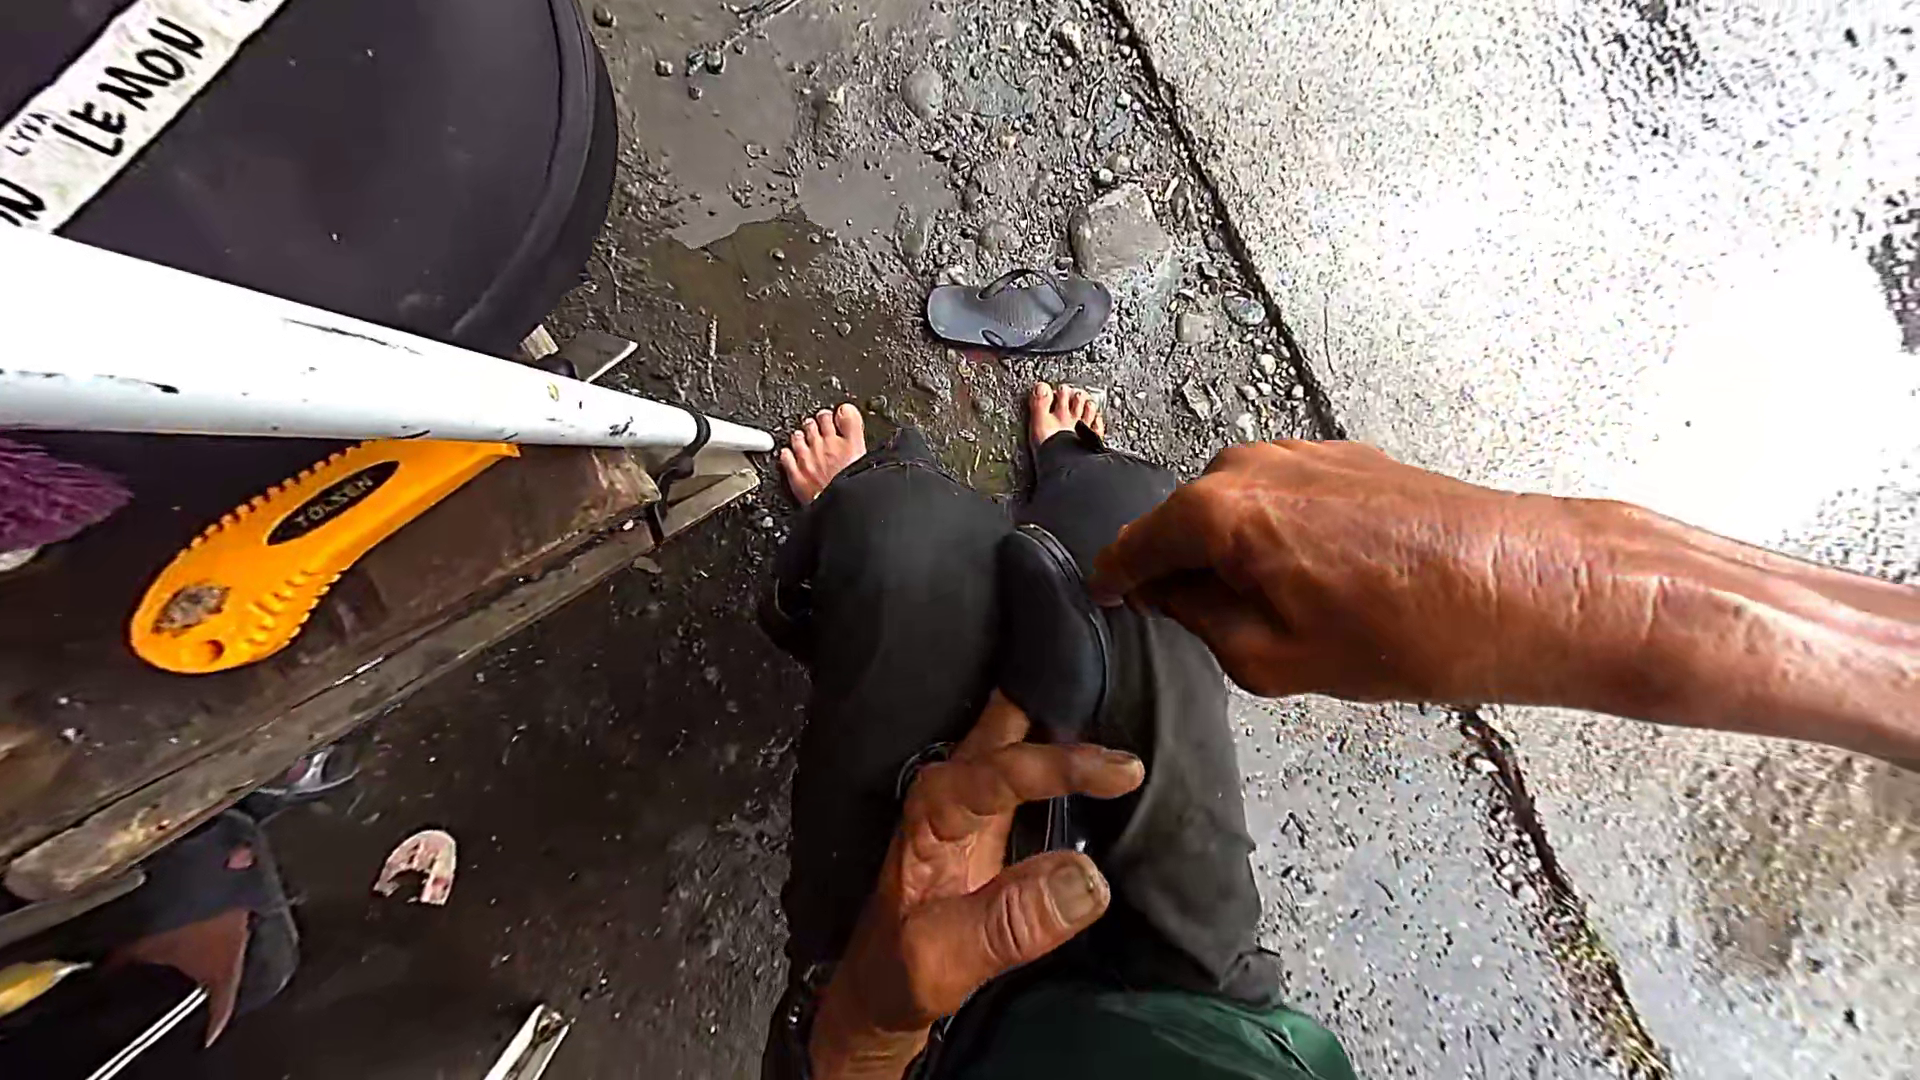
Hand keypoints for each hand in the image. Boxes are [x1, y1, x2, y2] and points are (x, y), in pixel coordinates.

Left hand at [810, 693, 1144, 1078]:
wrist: (880, 982)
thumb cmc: (897, 970)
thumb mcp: (942, 960)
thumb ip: (1010, 922)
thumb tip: (1088, 880)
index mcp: (933, 808)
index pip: (1002, 770)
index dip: (1062, 765)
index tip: (1122, 771)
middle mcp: (951, 786)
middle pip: (1005, 719)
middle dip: (1053, 694)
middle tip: (1116, 683)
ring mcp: (972, 794)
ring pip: (1016, 728)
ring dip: (1061, 714)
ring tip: (1119, 701)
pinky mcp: (990, 811)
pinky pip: (1029, 761)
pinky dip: (1062, 744)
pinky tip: (1094, 749)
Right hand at [1087, 440, 1613, 705]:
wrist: (1542, 587)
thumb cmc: (1414, 629)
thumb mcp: (1272, 657)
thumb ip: (1196, 619)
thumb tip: (1168, 597)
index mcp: (1218, 513)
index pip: (1134, 546)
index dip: (1114, 578)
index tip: (1107, 594)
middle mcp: (1246, 467)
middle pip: (1180, 525)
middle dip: (1182, 571)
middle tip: (1213, 621)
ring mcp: (1295, 453)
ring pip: (1226, 511)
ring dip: (1230, 553)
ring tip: (1284, 602)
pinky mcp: (1336, 456)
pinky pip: (1271, 497)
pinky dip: (1269, 533)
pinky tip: (1317, 573)